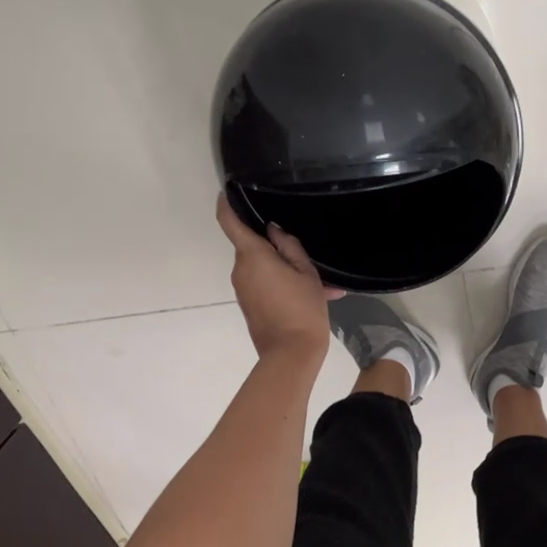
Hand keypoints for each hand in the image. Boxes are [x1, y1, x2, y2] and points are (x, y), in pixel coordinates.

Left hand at [216, 194, 340, 362]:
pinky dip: (284, 285)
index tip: (228, 192)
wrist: (291, 354)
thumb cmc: (302, 309)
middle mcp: (240, 269)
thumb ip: (289, 247)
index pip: (230, 222)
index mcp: (252, 255)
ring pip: (263, 268)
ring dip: (285, 269)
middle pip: (253, 247)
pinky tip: (314, 295)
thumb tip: (274, 232)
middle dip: (275, 247)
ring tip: (319, 282)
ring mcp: (243, 289)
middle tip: (304, 253)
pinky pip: (265, 285)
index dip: (226, 204)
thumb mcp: (306, 273)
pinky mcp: (250, 305)